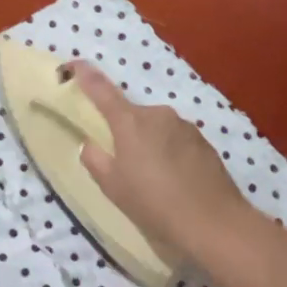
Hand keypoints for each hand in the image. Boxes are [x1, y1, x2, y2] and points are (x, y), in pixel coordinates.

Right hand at [66, 60, 266, 260]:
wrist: (213, 222)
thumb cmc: (153, 202)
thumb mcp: (112, 186)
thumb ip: (95, 159)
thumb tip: (91, 144)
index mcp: (130, 121)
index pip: (101, 90)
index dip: (85, 75)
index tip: (73, 65)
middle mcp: (158, 115)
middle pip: (131, 115)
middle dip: (123, 131)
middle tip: (122, 162)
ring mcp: (184, 126)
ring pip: (156, 128)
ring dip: (149, 143)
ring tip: (152, 177)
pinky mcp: (204, 142)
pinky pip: (176, 141)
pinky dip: (169, 154)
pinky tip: (174, 181)